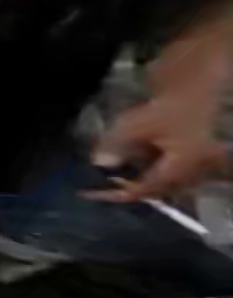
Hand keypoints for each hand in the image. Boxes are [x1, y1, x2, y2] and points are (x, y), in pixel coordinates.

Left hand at [88, 97, 226, 201]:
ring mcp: (201, 168)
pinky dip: (150, 180)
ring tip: (108, 185)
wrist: (187, 102)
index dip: (124, 192)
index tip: (96, 195)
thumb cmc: (159, 114)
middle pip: (163, 190)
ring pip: (169, 187)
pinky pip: (172, 179)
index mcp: (186, 162)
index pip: (153, 185)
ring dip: (141, 188)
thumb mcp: (130, 128)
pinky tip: (127, 176)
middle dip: (131, 192)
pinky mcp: (195, 165)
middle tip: (99, 192)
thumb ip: (114, 146)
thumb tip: (100, 165)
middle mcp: (199, 170)